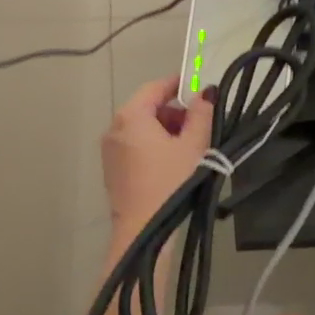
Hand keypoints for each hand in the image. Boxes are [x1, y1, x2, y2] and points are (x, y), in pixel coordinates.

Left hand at [102, 75, 212, 235]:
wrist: (142, 230)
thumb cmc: (170, 184)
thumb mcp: (193, 147)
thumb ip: (201, 115)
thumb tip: (204, 94)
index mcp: (131, 116)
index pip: (155, 87)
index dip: (178, 84)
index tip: (198, 88)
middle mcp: (114, 127)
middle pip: (146, 107)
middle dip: (173, 112)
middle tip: (198, 126)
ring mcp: (109, 149)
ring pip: (140, 127)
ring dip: (163, 130)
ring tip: (188, 147)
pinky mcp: (111, 168)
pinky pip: (133, 145)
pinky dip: (151, 145)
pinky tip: (170, 162)